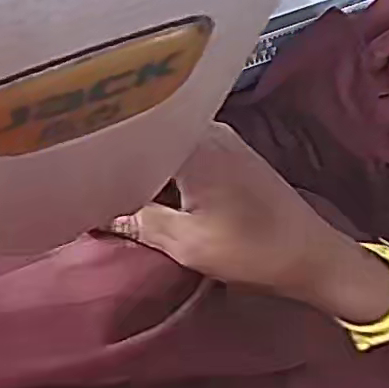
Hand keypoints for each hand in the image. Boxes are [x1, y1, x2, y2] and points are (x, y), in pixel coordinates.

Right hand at [105, 122, 388, 322]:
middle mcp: (208, 129)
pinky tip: (143, 186)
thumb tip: (92, 212)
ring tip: (105, 179)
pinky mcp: (231, 155)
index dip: (100, 147)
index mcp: (195, 144)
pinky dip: (161, 168)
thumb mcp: (186, 243)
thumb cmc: (252, 250)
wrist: (316, 258)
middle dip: (117, 154)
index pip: (133, 131)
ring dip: (140, 162)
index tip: (72, 160)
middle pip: (148, 133)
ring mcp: (222, 139)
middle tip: (81, 171)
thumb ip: (136, 221)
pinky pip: (182, 151)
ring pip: (165, 142)